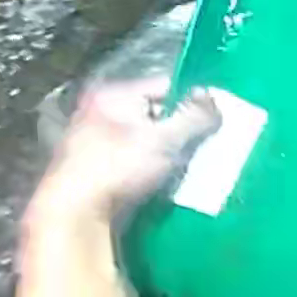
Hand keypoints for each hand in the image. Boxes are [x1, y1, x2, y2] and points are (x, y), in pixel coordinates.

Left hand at [26, 79, 218, 226]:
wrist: (78, 209)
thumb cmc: (120, 167)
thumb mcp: (164, 139)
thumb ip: (193, 116)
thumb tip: (212, 94)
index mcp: (116, 96)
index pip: (168, 87)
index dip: (195, 102)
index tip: (218, 120)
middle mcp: (106, 110)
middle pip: (162, 111)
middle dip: (188, 127)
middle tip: (210, 143)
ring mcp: (104, 136)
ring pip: (155, 134)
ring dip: (177, 147)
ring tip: (197, 160)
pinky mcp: (107, 159)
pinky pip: (145, 152)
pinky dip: (163, 160)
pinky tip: (176, 173)